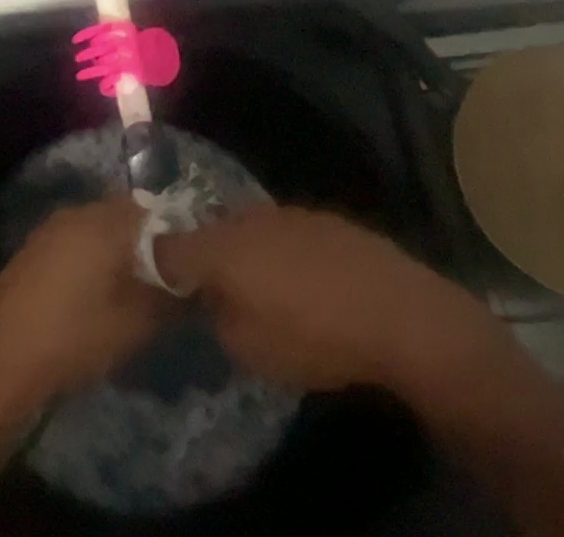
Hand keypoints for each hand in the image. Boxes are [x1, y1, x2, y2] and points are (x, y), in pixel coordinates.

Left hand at [0, 196, 168, 414]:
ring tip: (129, 295)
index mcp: (101, 222)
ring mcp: (45, 234)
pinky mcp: (28, 256)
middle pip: (121, 218)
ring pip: (94, 233)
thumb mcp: (137, 323)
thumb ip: (173, 298)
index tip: (187, 267)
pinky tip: (92, 300)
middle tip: (161, 284)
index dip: (174, 236)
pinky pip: (70, 248)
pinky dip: (88, 264)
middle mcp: (72, 216)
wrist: (1, 365)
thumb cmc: (76, 337)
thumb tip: (195, 285)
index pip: (152, 210)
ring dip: (115, 255)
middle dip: (144, 246)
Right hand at [155, 205, 524, 395]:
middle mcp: (251, 219)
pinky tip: (306, 281)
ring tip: (262, 288)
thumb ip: (217, 316)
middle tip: (212, 292)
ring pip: (252, 230)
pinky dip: (284, 252)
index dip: (157, 267)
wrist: (406, 319)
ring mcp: (293, 214)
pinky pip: (288, 233)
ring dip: (247, 253)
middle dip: (205, 259)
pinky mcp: (330, 220)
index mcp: (222, 247)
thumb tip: (211, 299)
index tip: (160, 288)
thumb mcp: (250, 348)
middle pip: (211, 233)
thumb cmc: (318, 338)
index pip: (168, 248)